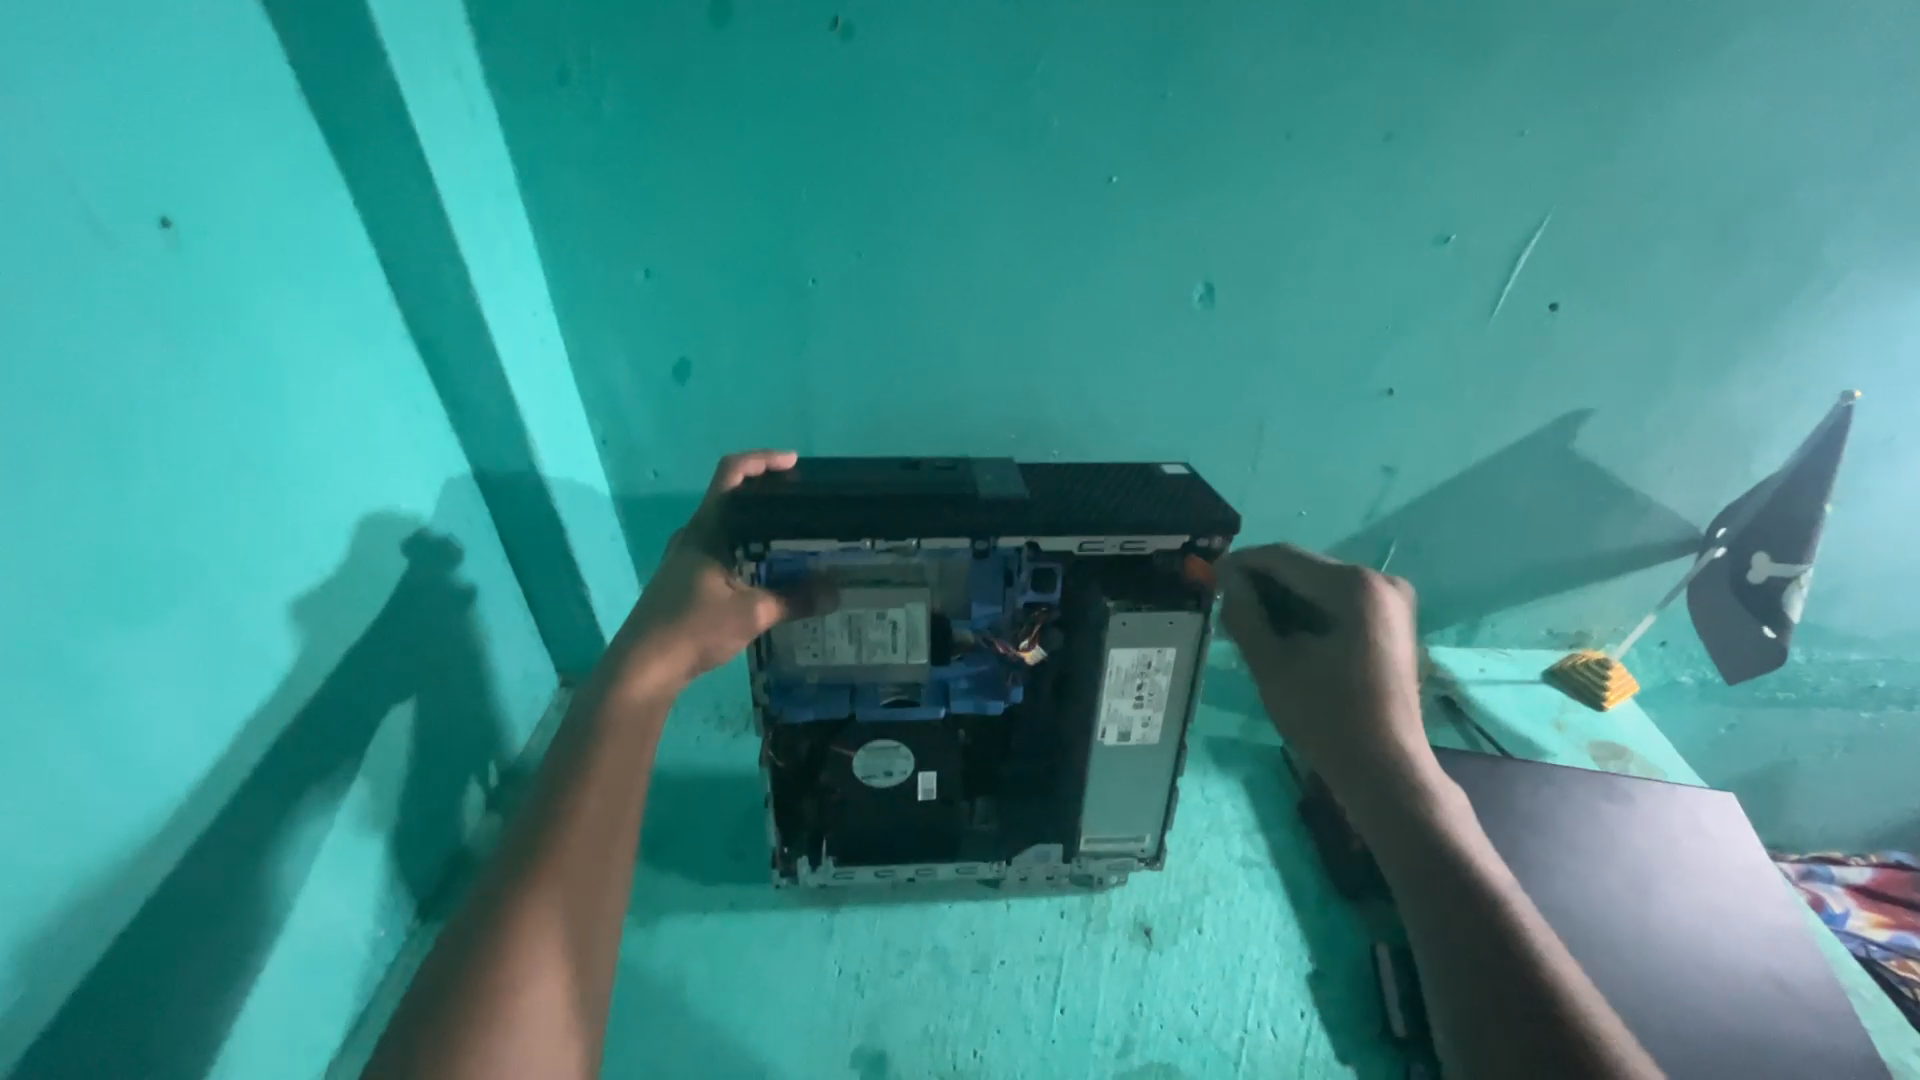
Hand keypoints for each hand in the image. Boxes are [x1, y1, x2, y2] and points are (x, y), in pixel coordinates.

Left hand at [609, 450, 829, 695]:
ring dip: (760, 527)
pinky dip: (749, 550)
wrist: (643, 667)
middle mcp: (694, 534)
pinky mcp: (687, 578)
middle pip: (733, 498)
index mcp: (706, 529)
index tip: (794, 464)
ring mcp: (686, 557)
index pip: (731, 473)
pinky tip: (771, 572)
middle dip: (769, 496)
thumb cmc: (693, 629)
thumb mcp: (752, 614)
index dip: (762, 460)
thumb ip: (795, 600)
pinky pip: (724, 550)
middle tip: (806, 505)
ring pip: (729, 527)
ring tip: (797, 539)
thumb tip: (835, 594)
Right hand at [1216, 543, 1431, 812]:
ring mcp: (1390, 601)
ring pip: (1317, 585)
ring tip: (1245, 623)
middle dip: (1260, 584)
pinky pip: (1336, 602)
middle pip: (1303, 568)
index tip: (1207, 578)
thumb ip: (1244, 613)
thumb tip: (1226, 578)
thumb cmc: (1324, 717)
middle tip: (1223, 606)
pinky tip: (1280, 634)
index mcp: (1354, 587)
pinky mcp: (1390, 622)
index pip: (1283, 557)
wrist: (1384, 770)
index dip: (1240, 564)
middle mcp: (1379, 581)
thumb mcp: (1271, 663)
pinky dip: (1305, 612)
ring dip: (1280, 599)